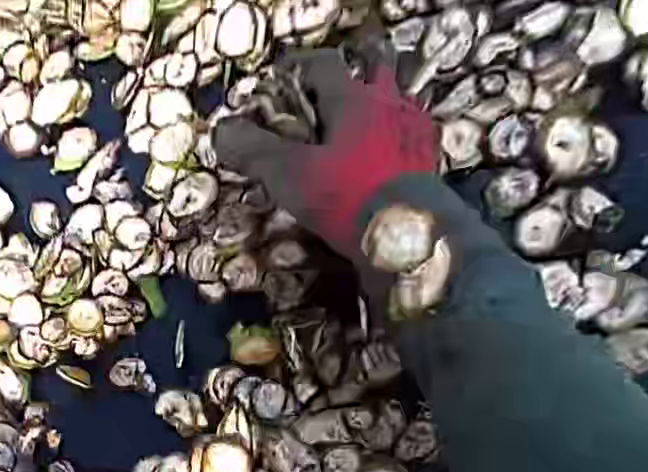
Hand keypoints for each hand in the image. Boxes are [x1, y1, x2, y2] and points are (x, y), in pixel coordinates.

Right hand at [212, 49, 436, 258]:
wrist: (403, 230)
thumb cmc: (345, 196)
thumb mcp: (289, 175)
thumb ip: (256, 151)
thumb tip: (222, 130)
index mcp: (352, 100)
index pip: (322, 66)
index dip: (298, 68)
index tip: (281, 77)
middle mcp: (387, 103)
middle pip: (372, 66)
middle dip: (348, 74)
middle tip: (328, 91)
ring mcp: (412, 128)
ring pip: (395, 98)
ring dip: (375, 103)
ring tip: (354, 123)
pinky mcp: (426, 156)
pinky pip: (409, 132)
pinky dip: (392, 136)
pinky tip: (381, 154)